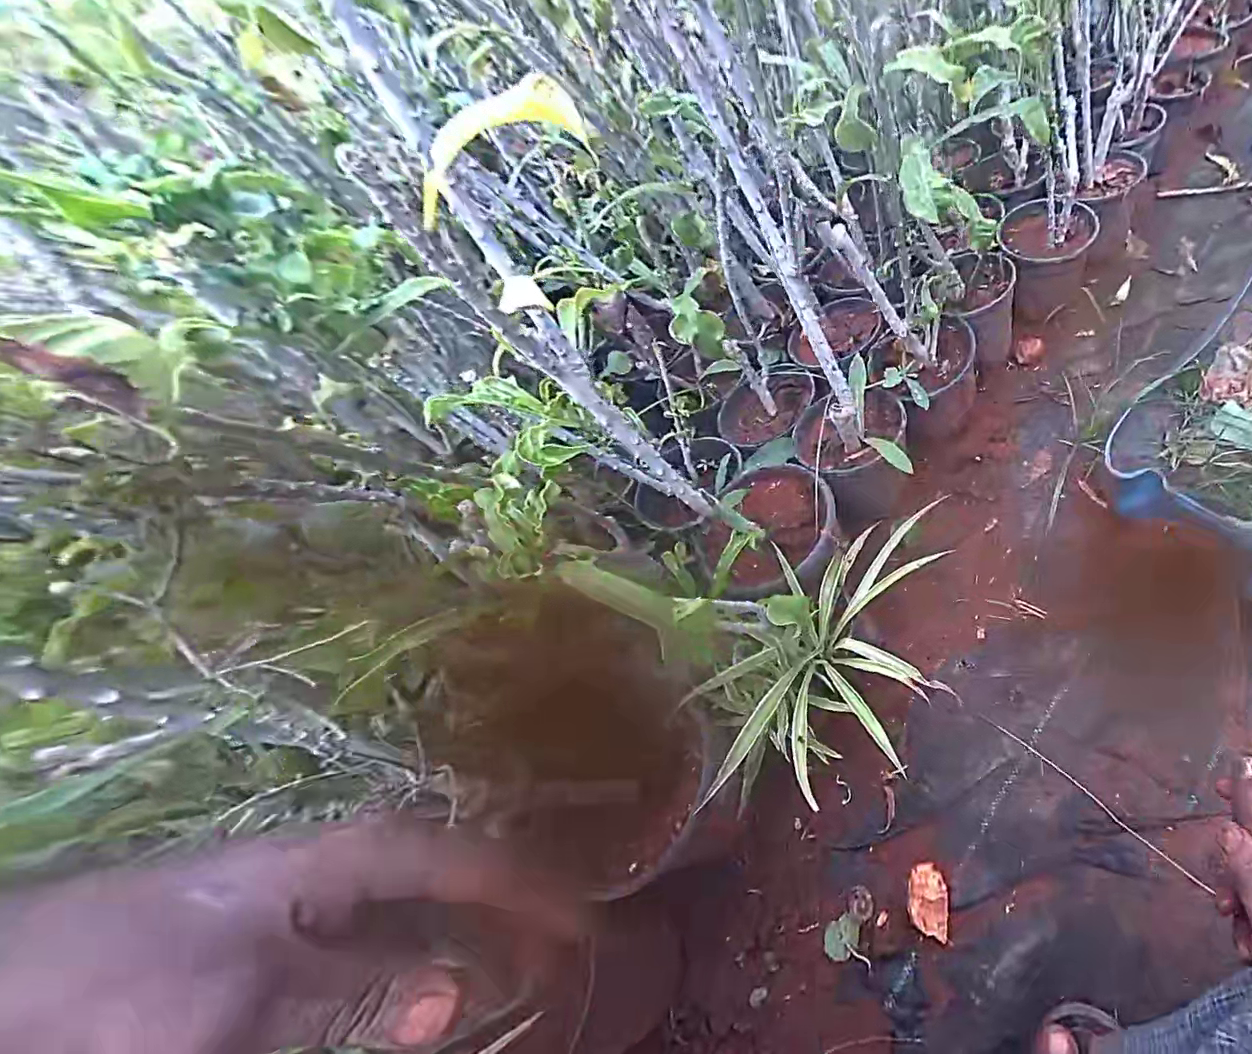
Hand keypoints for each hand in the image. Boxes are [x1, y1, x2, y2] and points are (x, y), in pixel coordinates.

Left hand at [0, 820, 584, 1053]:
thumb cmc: (126, 972)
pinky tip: (453, 980)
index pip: (485, 866)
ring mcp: (343, 890)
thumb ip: (356, 995)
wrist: (3, 976)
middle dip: (527, 913)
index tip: (590, 927)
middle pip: (477, 879)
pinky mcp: (314, 927)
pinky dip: (440, 957)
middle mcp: (372, 859)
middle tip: (571, 954)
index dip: (541, 894)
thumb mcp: (236, 997)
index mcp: (371, 851)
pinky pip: (402, 937)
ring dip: (491, 935)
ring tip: (530, 964)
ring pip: (445, 907)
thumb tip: (458, 1003)